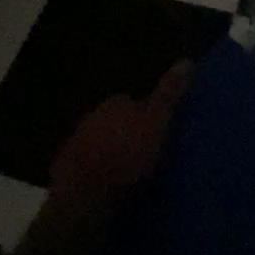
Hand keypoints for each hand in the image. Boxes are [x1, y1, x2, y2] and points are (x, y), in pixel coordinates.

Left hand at [47, 60, 192, 205]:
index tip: (159, 130)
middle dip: (128, 134)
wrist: (85, 193)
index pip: (132, 101)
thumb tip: (186, 61)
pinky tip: (111, 187)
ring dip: (114, 154)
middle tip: (148, 153)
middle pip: (116, 122)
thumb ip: (168, 94)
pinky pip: (90, 167)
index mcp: (115, 103)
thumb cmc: (126, 153)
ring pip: (102, 143)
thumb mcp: (155, 121)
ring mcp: (77, 143)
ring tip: (133, 174)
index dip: (146, 115)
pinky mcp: (68, 170)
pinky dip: (100, 173)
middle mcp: (93, 117)